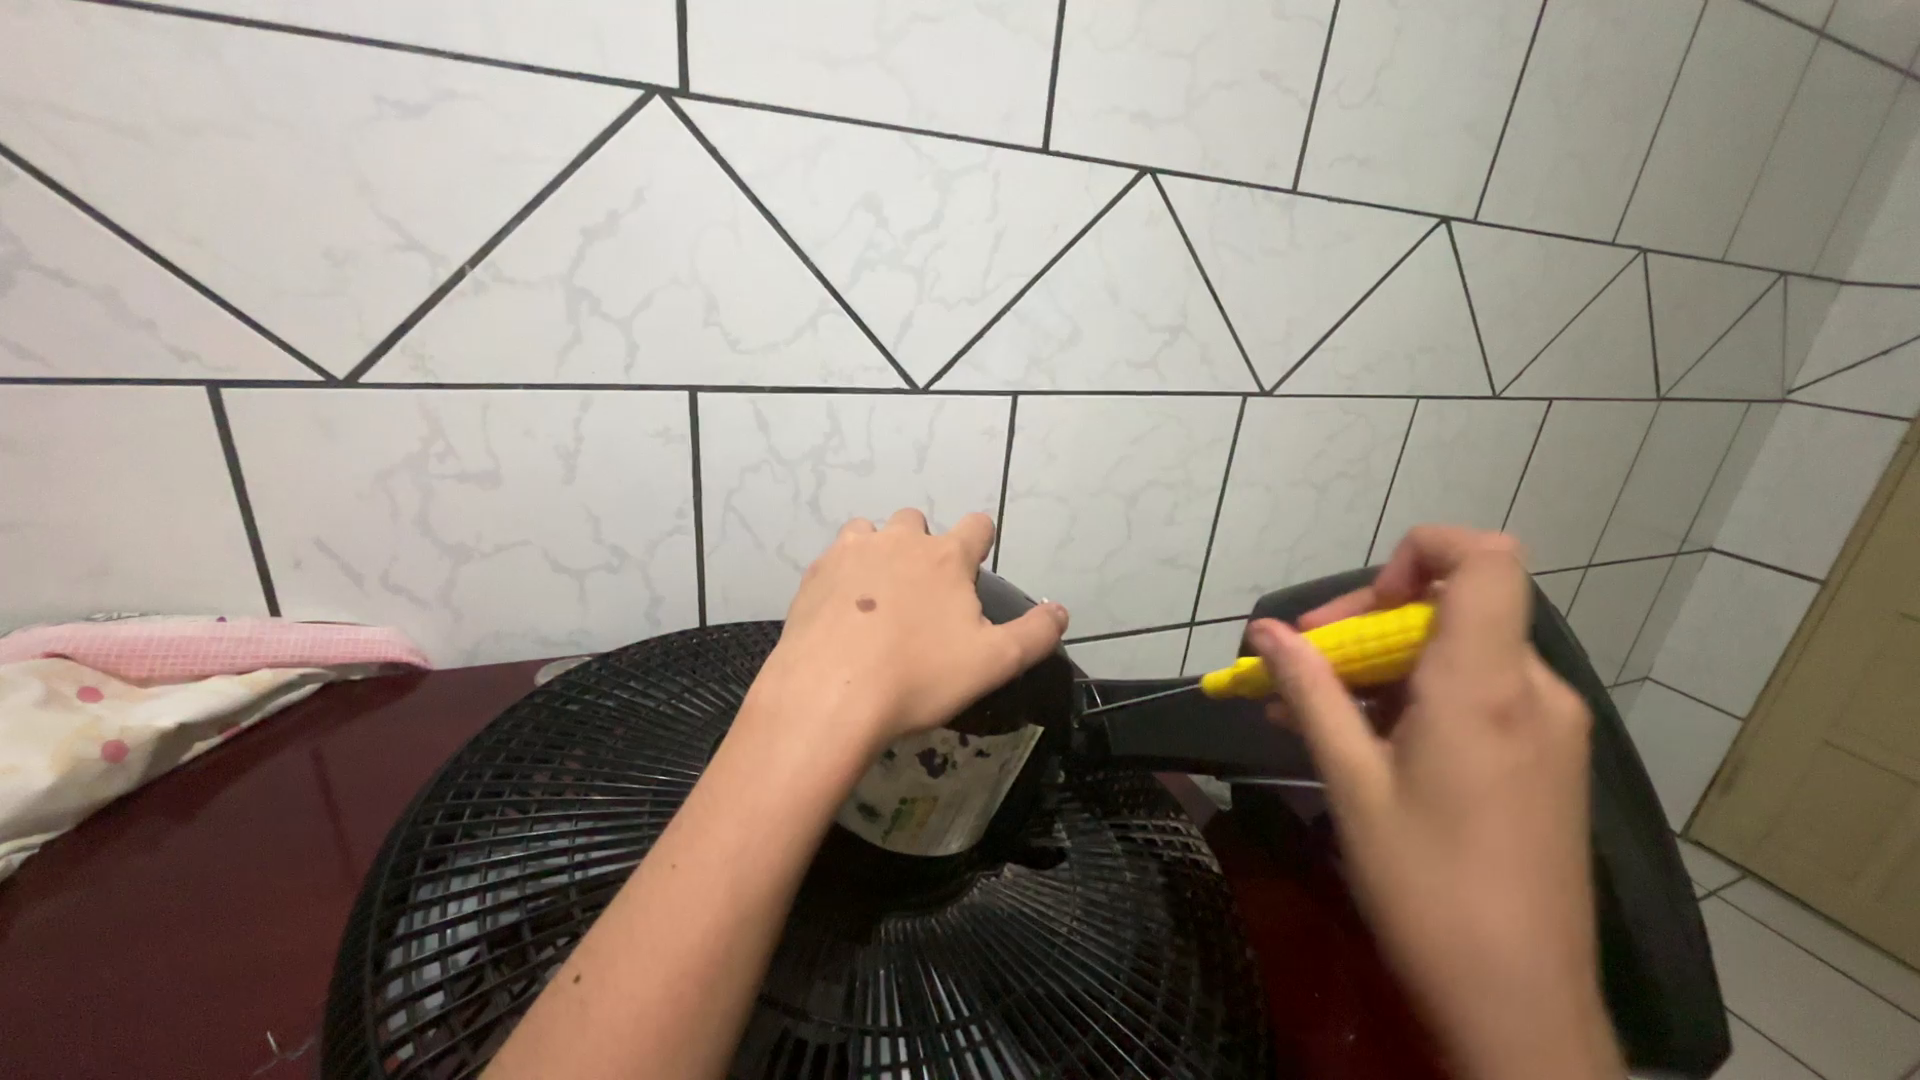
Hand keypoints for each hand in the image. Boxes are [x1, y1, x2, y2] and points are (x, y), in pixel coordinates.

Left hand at [750, 509, 1069, 754]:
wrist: (830, 694)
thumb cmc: (919, 677)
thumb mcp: (994, 663)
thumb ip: (1035, 634)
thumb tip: (1060, 612)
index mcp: (946, 557)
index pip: (976, 526)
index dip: (980, 542)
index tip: (975, 566)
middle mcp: (899, 541)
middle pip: (917, 522)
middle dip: (924, 546)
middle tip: (923, 593)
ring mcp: (851, 553)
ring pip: (869, 531)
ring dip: (878, 551)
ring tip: (878, 596)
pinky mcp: (814, 574)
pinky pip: (835, 559)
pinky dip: (843, 576)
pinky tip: (842, 613)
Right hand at [1246, 526, 1622, 1079]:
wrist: (1521, 1004)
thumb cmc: (1426, 888)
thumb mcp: (1352, 782)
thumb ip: (1310, 692)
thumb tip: (1265, 633)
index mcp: (1488, 686)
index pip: (1485, 559)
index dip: (1420, 554)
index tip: (1354, 610)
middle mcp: (1535, 691)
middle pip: (1454, 608)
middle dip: (1366, 623)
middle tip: (1299, 668)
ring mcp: (1550, 728)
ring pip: (1459, 655)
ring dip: (1382, 667)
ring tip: (1310, 712)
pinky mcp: (1548, 762)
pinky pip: (1479, 696)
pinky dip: (1417, 700)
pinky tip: (1361, 742)